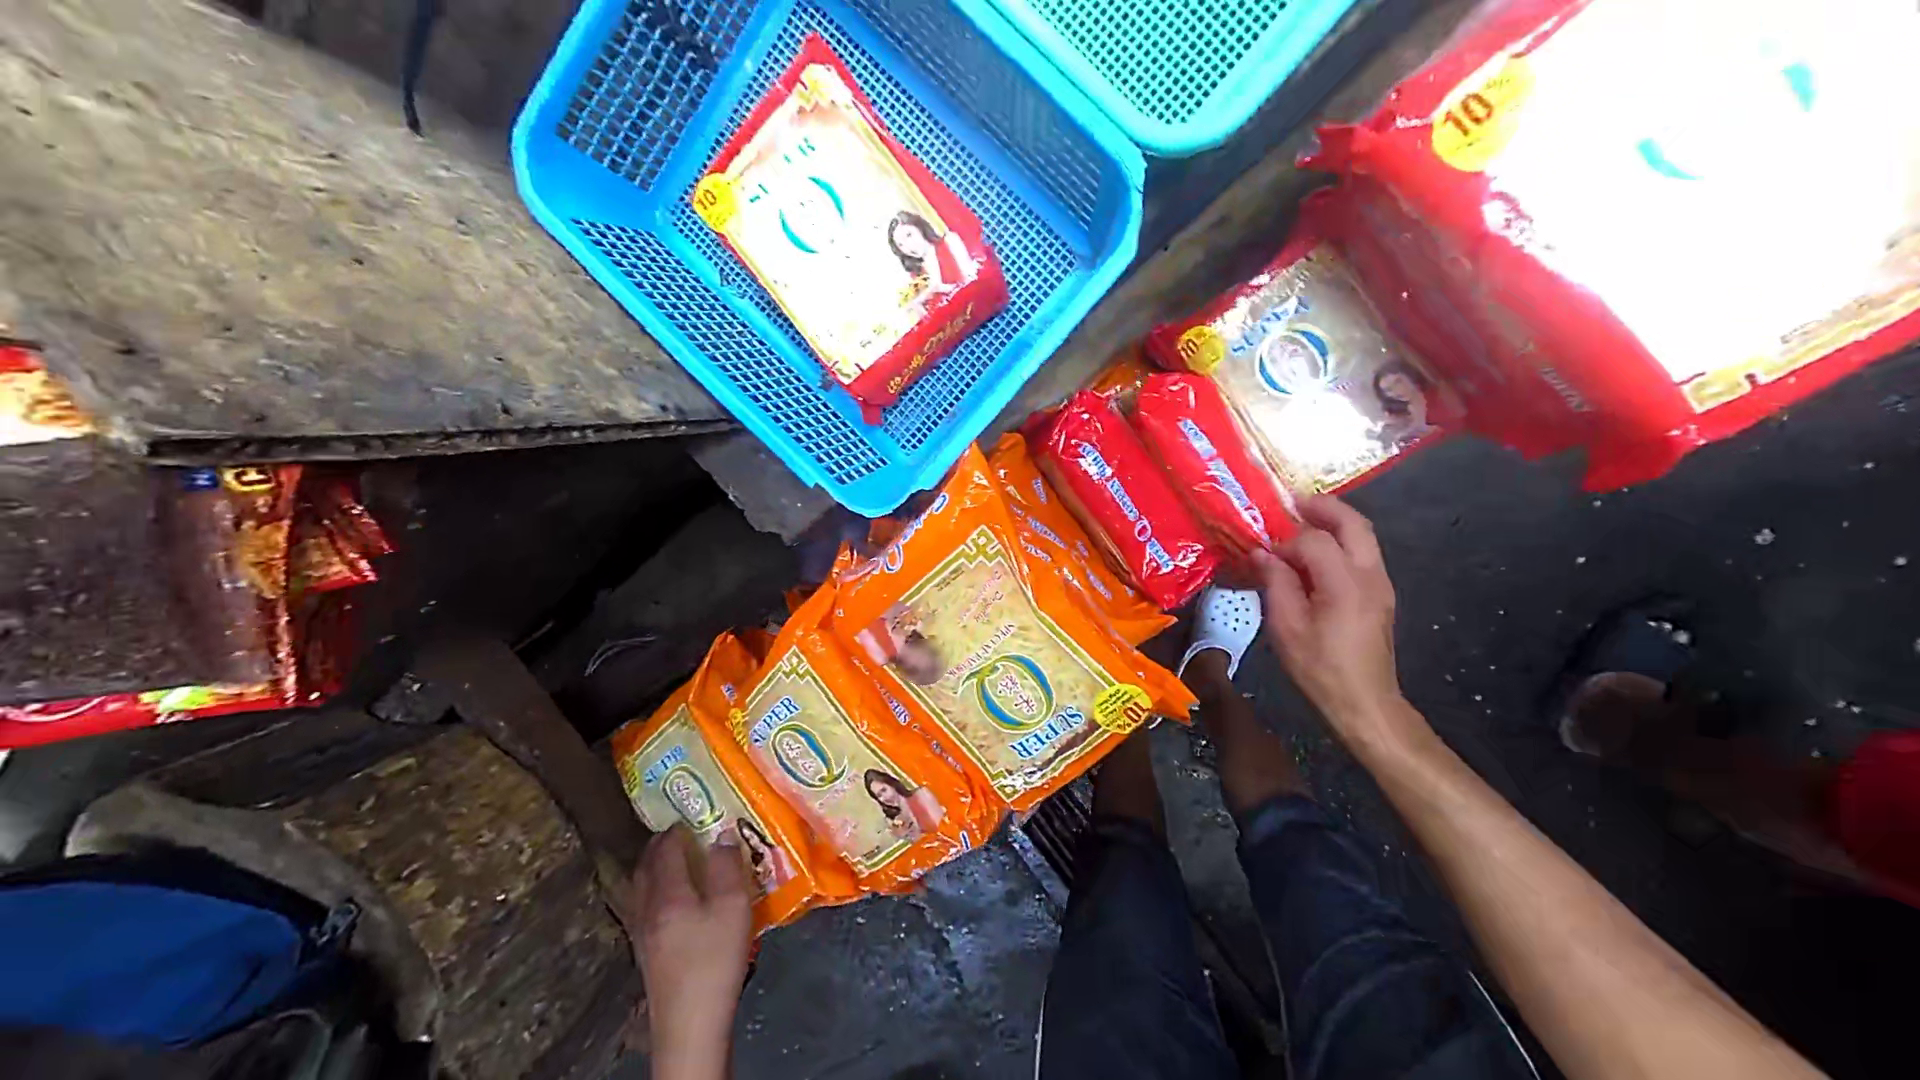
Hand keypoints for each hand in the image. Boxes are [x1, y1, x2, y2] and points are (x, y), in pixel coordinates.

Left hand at [618, 825, 753, 1079]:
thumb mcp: (733, 907)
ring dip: (656, 868)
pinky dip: (657, 890)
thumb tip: (722, 833)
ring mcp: (642, 933)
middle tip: (683, 831)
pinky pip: (645, 906)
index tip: (694, 812)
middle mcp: (647, 908)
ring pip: (642, 887)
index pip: (666, 849)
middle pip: (646, 867)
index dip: (678, 828)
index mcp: (667, 893)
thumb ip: (727, 866)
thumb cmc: (714, 960)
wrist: (690, 1025)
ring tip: (678, 859)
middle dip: (661, 845)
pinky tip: (675, 899)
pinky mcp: (646, 954)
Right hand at [1255, 497, 1409, 743]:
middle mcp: (1370, 575)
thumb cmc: (1319, 668)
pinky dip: (1339, 541)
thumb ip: (1276, 583)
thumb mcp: (1286, 627)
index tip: (1261, 554)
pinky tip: (1315, 552)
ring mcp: (1381, 584)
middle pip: (1353, 523)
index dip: (1284, 542)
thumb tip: (1262, 553)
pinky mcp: (1380, 594)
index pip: (1314, 541)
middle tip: (1290, 502)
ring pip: (1363, 535)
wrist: (1364, 701)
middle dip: (1321, 507)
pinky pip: (1362, 553)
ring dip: (1333, 521)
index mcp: (1345, 584)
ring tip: (1301, 520)